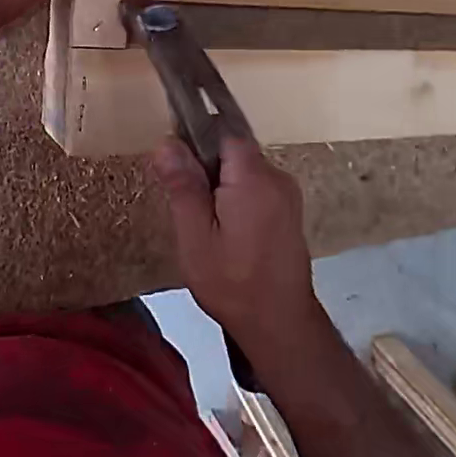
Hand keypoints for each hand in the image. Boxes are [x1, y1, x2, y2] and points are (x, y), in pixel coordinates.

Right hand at [150, 134, 327, 350]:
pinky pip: (255, 185)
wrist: (281, 325)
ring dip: (220, 182)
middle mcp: (276, 176)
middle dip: (205, 165)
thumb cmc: (233, 283)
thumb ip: (183, 187)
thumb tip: (166, 143)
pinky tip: (225, 229)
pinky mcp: (289, 209)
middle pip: (232, 148)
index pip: (222, 130)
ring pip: (243, 167)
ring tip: (205, 221)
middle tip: (187, 203)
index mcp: (253, 177)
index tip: (176, 165)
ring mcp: (287, 193)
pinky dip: (236, 195)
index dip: (195, 138)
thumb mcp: (196, 237)